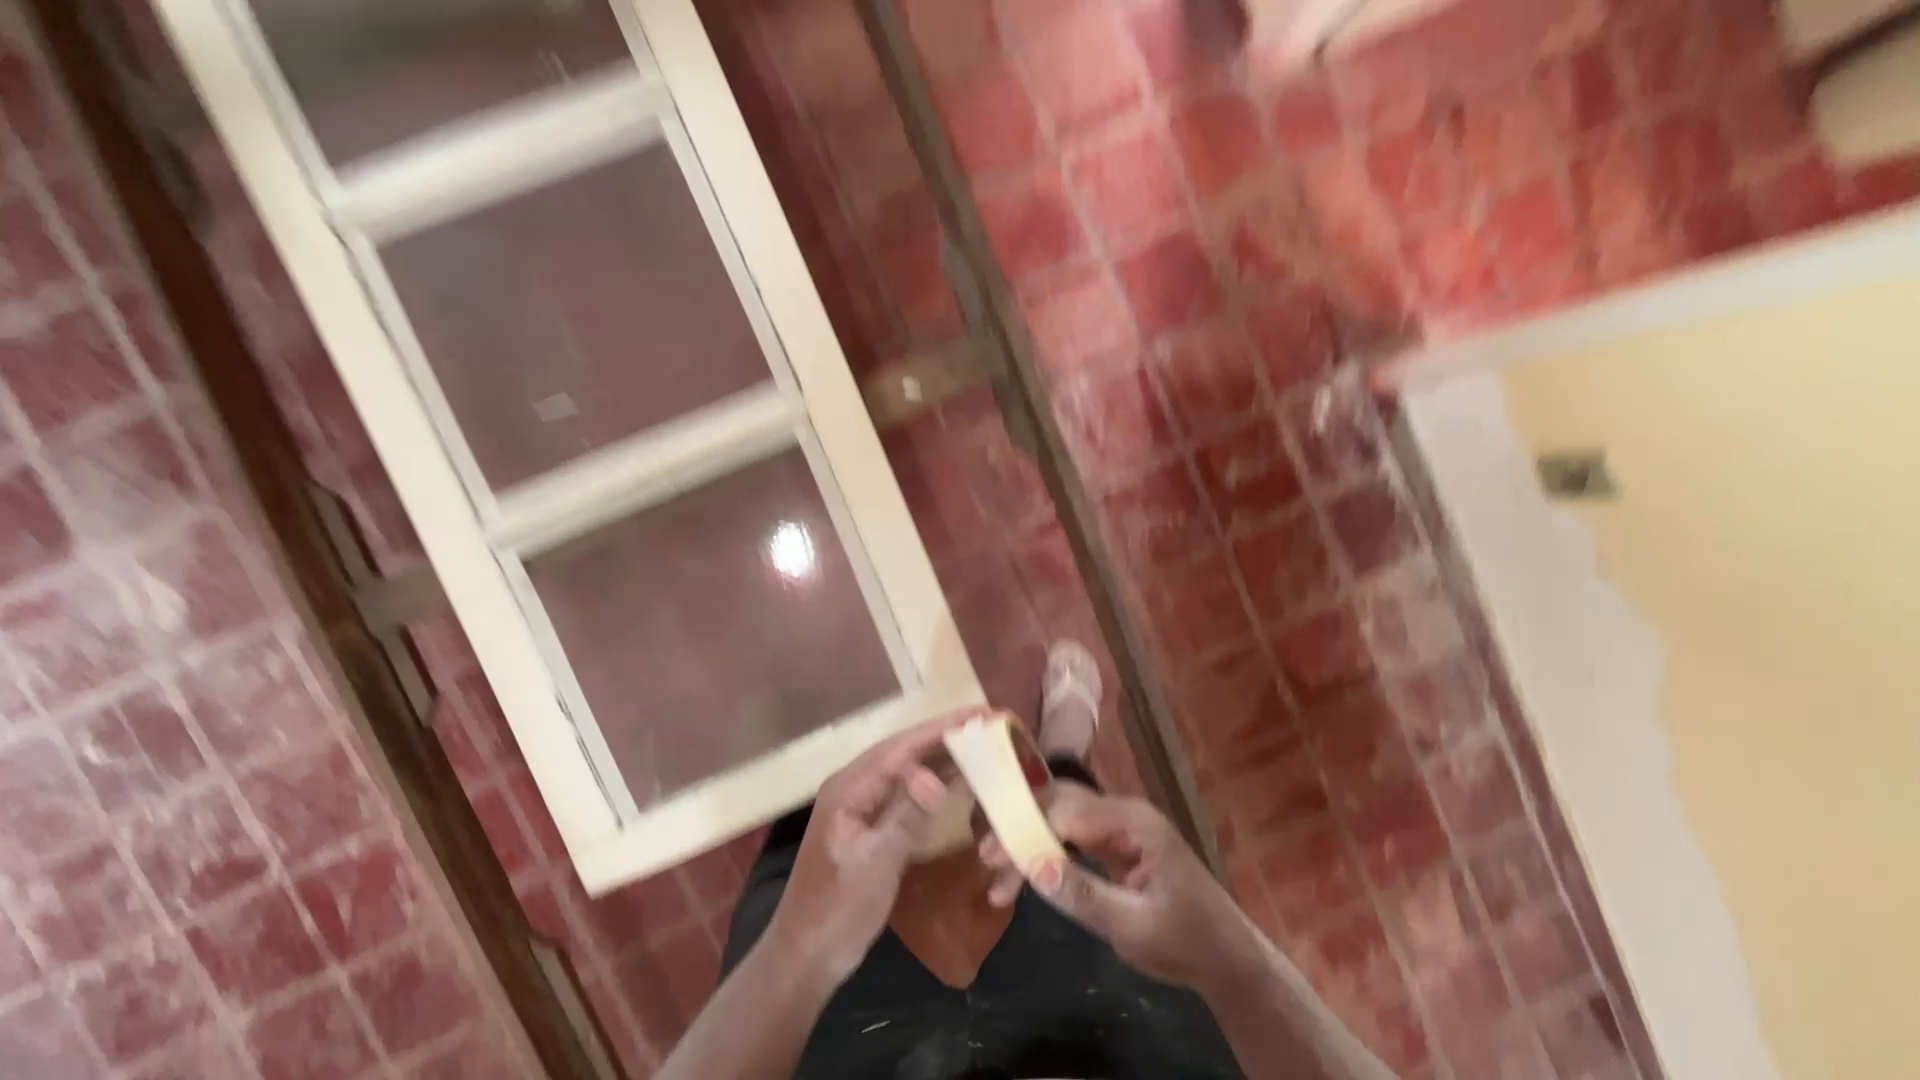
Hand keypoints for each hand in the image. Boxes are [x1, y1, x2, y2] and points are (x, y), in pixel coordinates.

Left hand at [762, 709, 979, 984]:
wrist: (807, 955)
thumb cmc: (837, 909)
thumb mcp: (875, 864)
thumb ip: (904, 817)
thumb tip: (935, 776)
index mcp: (849, 788)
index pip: (901, 747)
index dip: (942, 729)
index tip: (981, 714)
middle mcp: (854, 787)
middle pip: (905, 751)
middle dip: (946, 736)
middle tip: (990, 725)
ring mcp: (861, 806)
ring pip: (906, 769)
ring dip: (941, 756)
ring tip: (982, 743)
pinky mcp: (870, 826)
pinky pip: (906, 792)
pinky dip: (933, 781)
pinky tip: (958, 780)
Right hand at [981, 785, 1263, 990]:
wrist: (1226, 960)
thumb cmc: (1186, 942)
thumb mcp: (1132, 926)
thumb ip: (1083, 895)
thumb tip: (1032, 867)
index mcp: (1135, 821)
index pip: (1066, 810)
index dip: (1024, 828)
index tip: (989, 856)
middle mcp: (1124, 813)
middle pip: (1059, 802)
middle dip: (1018, 826)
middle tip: (983, 858)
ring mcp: (1119, 827)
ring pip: (1060, 817)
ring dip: (1026, 842)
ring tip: (995, 879)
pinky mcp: (1114, 845)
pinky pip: (1070, 837)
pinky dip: (1044, 854)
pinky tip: (1021, 879)